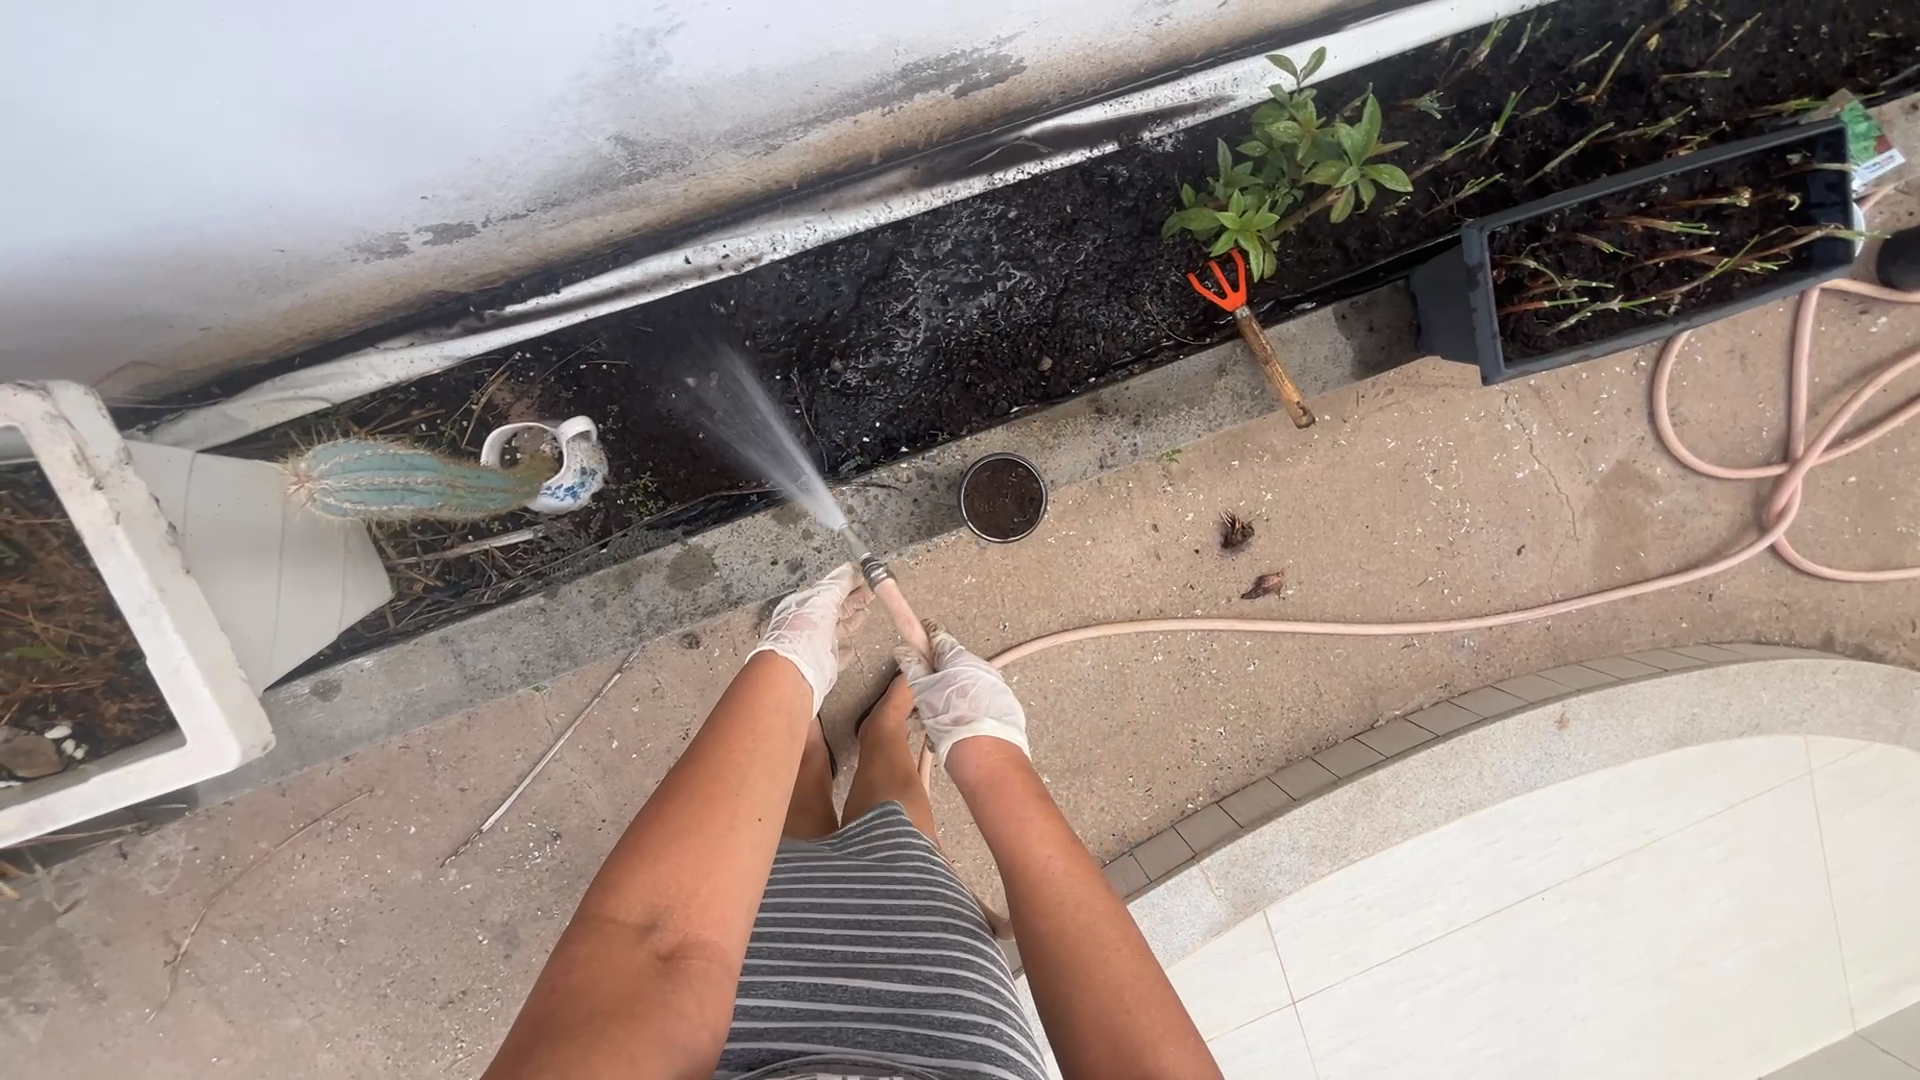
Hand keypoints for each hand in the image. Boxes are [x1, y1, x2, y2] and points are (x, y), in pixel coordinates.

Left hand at [749, 564, 869, 712]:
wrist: (797, 669)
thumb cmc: (802, 632)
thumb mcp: (823, 599)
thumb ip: (839, 583)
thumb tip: (851, 569)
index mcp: (806, 604)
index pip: (831, 588)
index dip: (849, 582)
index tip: (865, 577)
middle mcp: (810, 622)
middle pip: (836, 606)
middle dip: (854, 597)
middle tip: (872, 591)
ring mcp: (817, 642)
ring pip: (838, 627)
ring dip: (852, 619)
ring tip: (866, 611)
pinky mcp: (824, 662)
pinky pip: (837, 654)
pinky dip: (846, 650)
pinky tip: (851, 648)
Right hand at [893, 622, 1028, 764]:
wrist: (987, 756)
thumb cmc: (955, 723)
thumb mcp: (925, 692)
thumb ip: (914, 668)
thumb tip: (904, 650)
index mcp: (961, 659)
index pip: (938, 638)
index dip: (923, 640)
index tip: (914, 643)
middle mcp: (981, 668)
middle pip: (951, 665)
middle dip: (936, 677)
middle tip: (923, 696)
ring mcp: (994, 688)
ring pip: (963, 686)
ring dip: (949, 697)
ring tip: (938, 720)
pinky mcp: (1001, 707)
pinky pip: (976, 703)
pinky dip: (964, 711)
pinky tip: (955, 728)